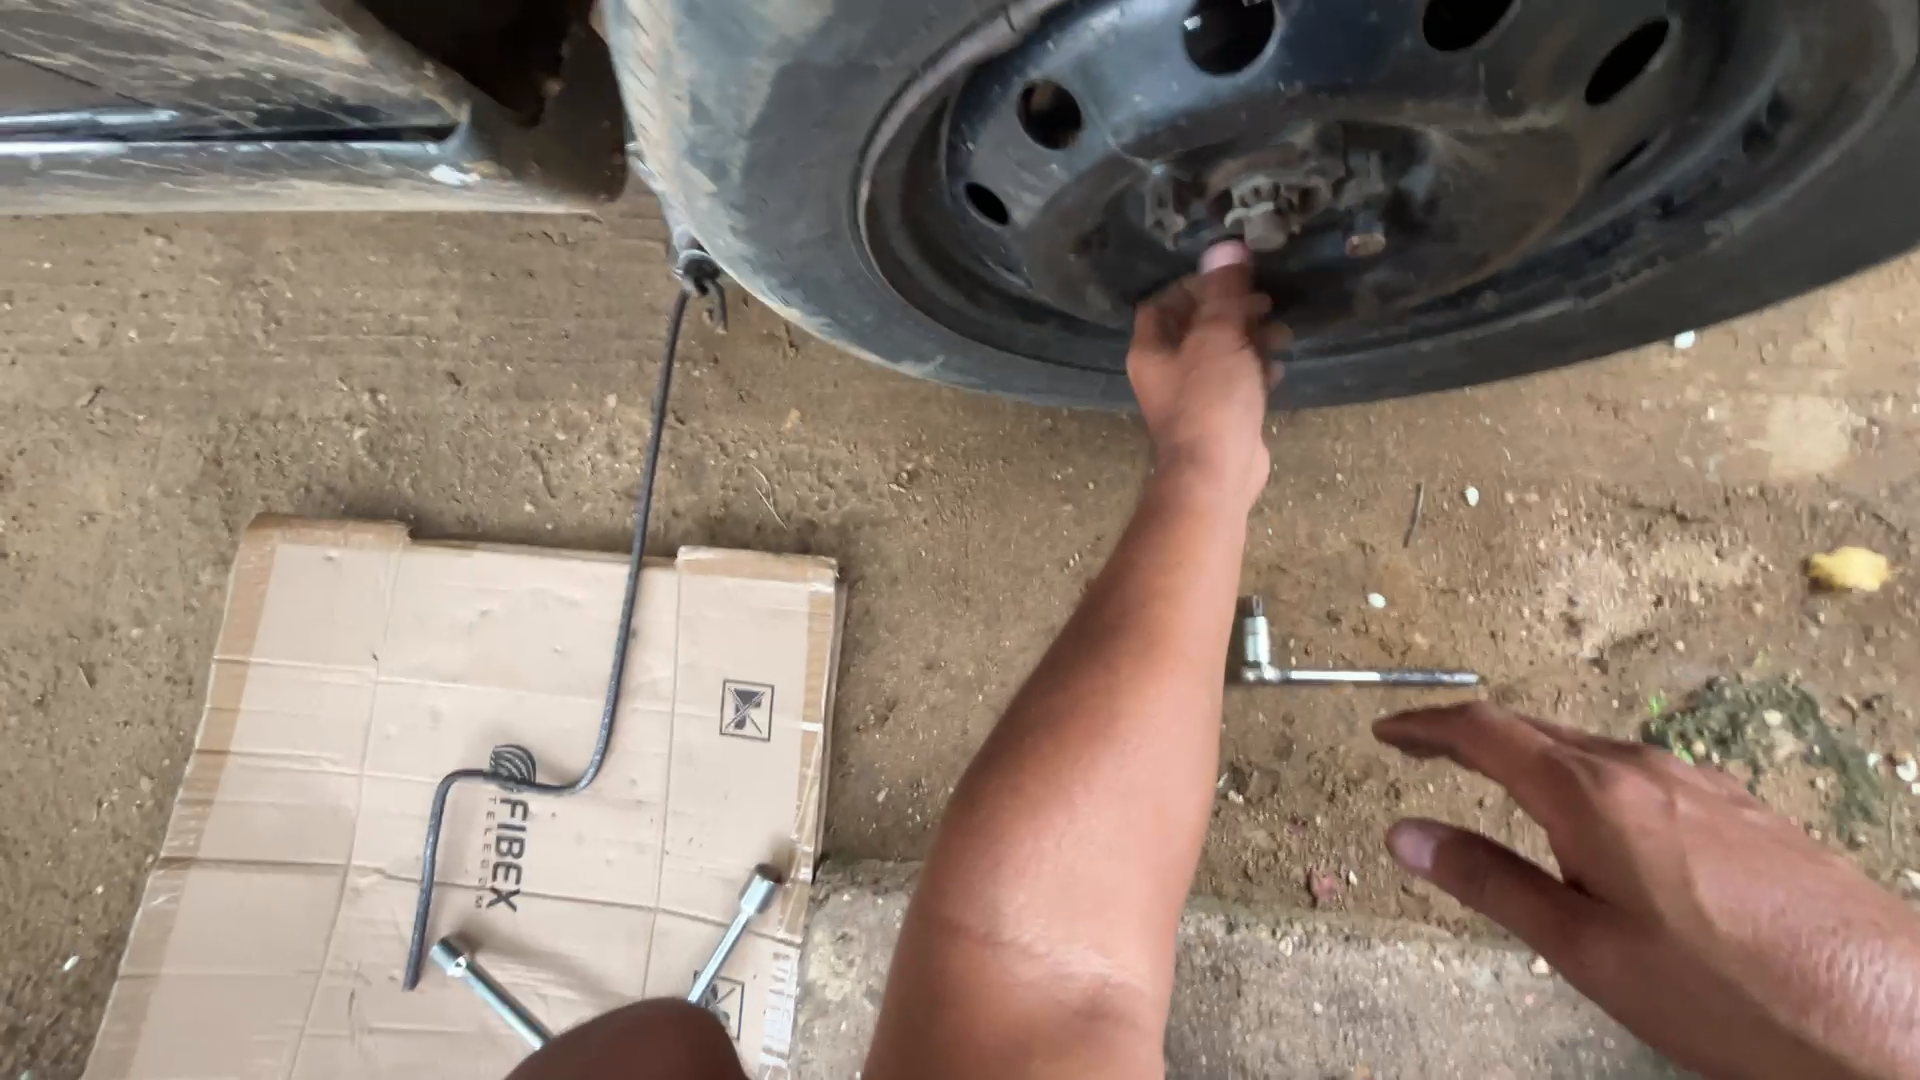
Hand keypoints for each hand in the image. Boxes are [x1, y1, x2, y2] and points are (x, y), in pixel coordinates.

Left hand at [1128, 241, 1287, 510]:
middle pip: (1194, 326)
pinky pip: (1234, 381)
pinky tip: (1278, 368)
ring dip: (1249, 338)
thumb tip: (1226, 245)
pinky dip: (1254, 370)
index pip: (1161, 303)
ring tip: (1281, 334)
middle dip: (1231, 310)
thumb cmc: (1209, 401)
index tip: (1230, 278)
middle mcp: (1164, 372)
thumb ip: (1224, 293)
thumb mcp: (1217, 338)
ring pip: (1219, 353)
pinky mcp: (1217, 415)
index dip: (1193, 285)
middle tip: (1264, 302)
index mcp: (1150, 351)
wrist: (1216, 473)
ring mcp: (1190, 396)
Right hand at [1375, 703, 1919, 1079]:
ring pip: (1583, 745)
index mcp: (1589, 793)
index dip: (1423, 725)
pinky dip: (1577, 771)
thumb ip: (1485, 880)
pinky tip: (1592, 814)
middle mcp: (1639, 768)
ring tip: (1492, 780)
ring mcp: (1700, 783)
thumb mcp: (1584, 949)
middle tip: (1421, 754)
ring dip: (1523, 752)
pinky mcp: (1745, 808)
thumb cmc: (1725, 993)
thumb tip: (1400, 832)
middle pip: (1530, 727)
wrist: (1919, 1037)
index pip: (1482, 730)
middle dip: (1465, 735)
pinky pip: (1632, 768)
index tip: (1383, 734)